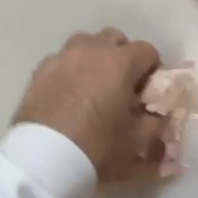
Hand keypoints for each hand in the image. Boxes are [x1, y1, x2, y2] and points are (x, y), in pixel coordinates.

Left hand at [13, 29, 165, 183]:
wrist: (43, 158)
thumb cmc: (97, 146)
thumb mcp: (137, 141)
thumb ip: (154, 123)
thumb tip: (157, 115)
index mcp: (120, 62)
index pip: (147, 51)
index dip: (152, 70)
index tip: (148, 91)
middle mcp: (91, 50)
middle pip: (115, 39)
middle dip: (123, 56)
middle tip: (122, 85)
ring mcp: (62, 57)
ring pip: (85, 44)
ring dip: (95, 57)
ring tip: (93, 85)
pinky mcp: (40, 70)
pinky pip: (62, 59)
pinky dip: (70, 70)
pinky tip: (68, 94)